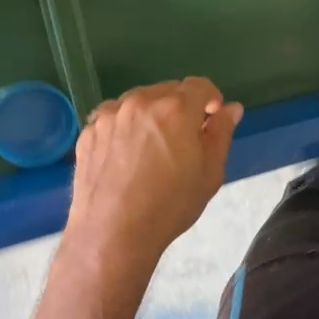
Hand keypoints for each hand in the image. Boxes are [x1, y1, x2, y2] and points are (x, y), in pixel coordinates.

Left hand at [63, 77, 242, 278]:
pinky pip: (113, 118)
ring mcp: (110, 115)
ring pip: (138, 101)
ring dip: (151, 114)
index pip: (200, 85)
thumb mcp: (210, 173)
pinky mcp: (88, 131)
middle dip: (181, 107)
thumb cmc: (170, 206)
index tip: (212, 118)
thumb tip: (231, 108)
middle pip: (168, 91)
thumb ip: (221, 134)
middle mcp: (141, 102)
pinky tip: (126, 156)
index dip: (211, 99)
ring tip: (152, 147)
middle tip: (184, 139)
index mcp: (176, 109)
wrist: (112, 233)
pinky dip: (125, 126)